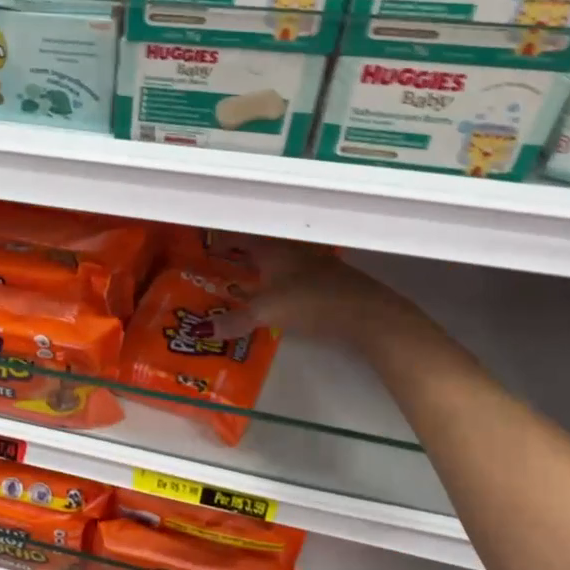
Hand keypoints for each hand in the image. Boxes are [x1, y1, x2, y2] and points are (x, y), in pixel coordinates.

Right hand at [206, 239, 419, 348]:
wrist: (367, 312)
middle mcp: (291, 252)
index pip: (240, 237)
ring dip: (259, 272)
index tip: (204, 250)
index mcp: (272, 251)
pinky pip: (292, 277)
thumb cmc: (311, 301)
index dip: (221, 241)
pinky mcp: (328, 281)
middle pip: (258, 250)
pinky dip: (277, 284)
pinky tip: (276, 299)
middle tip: (217, 269)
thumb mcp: (266, 312)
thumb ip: (234, 321)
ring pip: (277, 264)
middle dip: (238, 258)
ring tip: (242, 285)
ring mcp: (313, 265)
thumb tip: (201, 332)